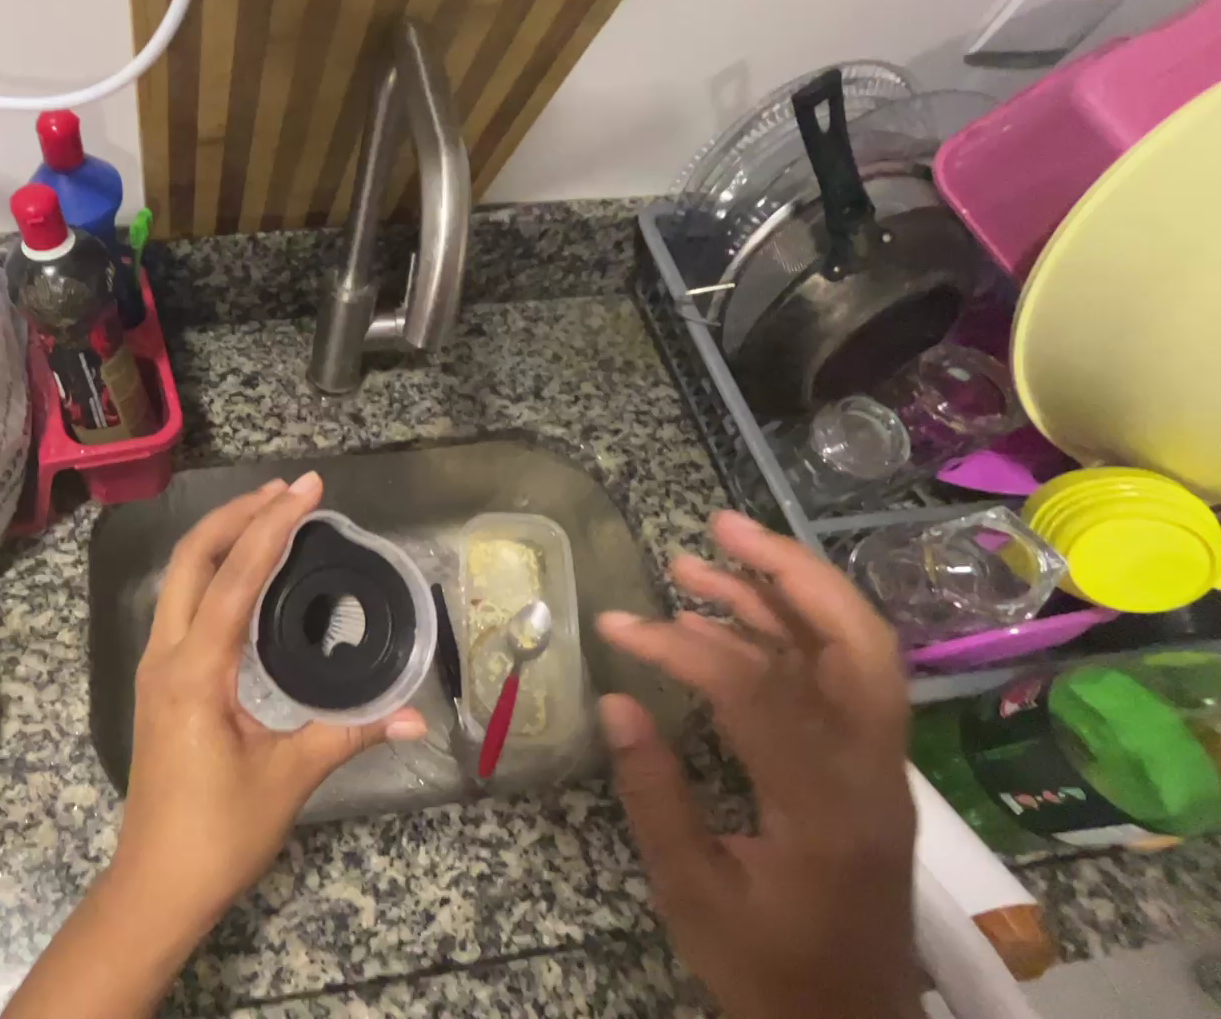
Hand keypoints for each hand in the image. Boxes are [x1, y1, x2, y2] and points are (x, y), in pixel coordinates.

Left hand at [114, 472, 426, 916]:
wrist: (156, 883)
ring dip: (224, 539)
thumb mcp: (289, 778)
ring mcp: (158, 666)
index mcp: (196, 672)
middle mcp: (167, 656)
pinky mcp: (162, 680)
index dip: (272, 526)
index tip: (306, 489)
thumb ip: (349, 734)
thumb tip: (414, 715)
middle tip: (288, 491)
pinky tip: (247, 575)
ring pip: (182, 578)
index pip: (233, 579)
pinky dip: (215, 573)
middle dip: (238, 515)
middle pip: (192, 559)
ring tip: (271, 514)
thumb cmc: (218, 833)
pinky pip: (184, 605)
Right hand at [596, 511, 919, 1018]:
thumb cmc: (765, 966)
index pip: (758, 691)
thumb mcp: (692, 891)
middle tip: (717, 526)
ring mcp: (878, 768)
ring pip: (852, 651)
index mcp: (826, 807)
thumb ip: (654, 793)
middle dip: (786, 571)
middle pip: (855, 642)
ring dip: (784, 591)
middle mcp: (871, 772)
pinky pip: (835, 680)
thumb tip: (616, 700)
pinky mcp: (865, 769)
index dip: (681, 645)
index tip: (616, 624)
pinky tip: (727, 620)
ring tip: (706, 553)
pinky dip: (786, 635)